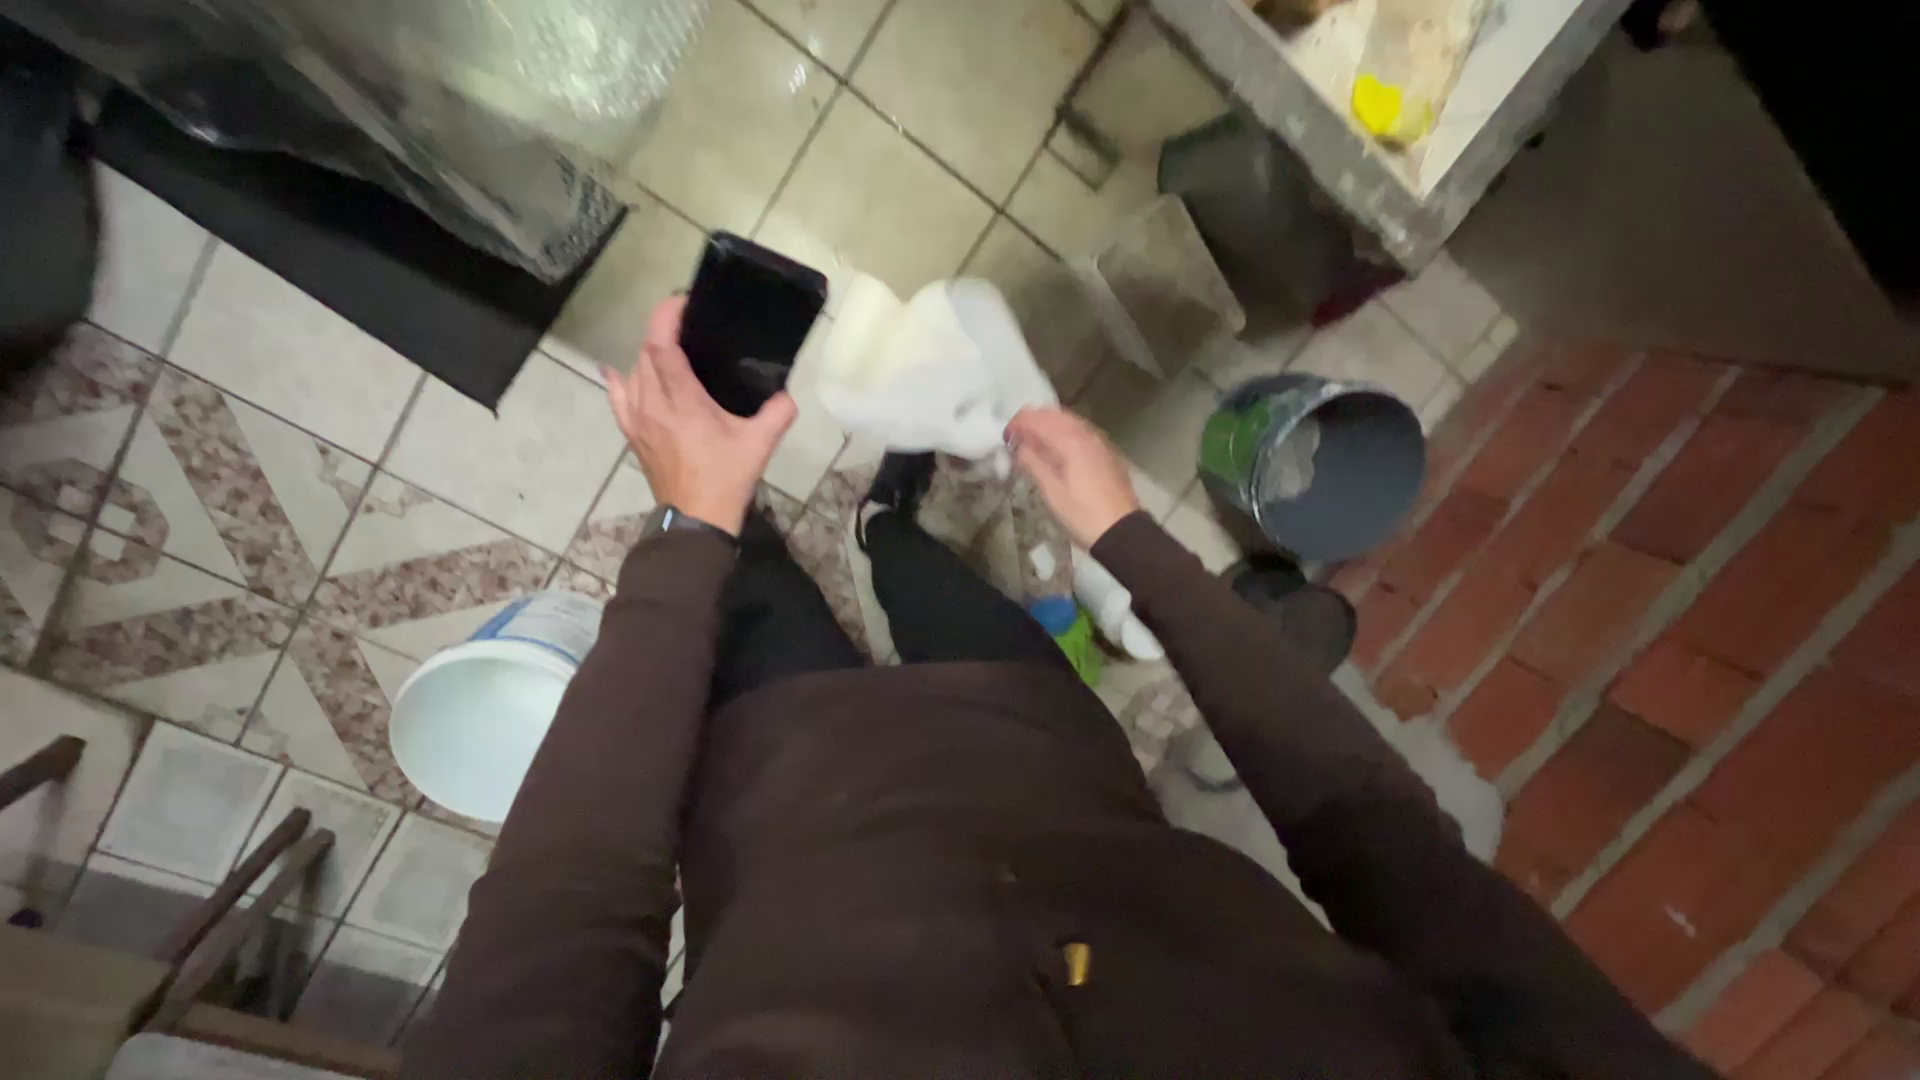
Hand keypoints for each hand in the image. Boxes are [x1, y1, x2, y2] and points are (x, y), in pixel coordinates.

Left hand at [603, 298, 796, 536]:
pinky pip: (618, 398)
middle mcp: (653, 403)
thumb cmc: (726, 478)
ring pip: (633, 372)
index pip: (661, 345)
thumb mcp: (761, 444)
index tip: (684, 302)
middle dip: (661, 331)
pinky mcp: (633, 434)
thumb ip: (778, 413)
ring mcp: (638, 419)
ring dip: (648, 355)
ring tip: (670, 351)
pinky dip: (618, 379)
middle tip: (687, 326)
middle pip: (645, 353)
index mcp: (682, 401)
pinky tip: (618, 370)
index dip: (667, 317)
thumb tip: (787, 395)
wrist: (697, 519)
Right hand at [1006, 406, 1141, 548]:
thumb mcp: (1052, 493)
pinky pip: (1081, 432)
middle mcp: (1087, 435)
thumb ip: (1033, 464)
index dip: (1019, 423)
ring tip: (1033, 441)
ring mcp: (1100, 442)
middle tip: (1017, 435)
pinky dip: (1064, 432)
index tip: (1005, 435)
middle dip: (1034, 420)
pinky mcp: (1106, 453)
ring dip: (1049, 425)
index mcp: (1071, 443)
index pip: (1039, 420)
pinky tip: (1057, 449)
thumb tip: (1019, 446)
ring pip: (1070, 421)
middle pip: (1056, 415)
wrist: (1122, 531)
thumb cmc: (1082, 515)